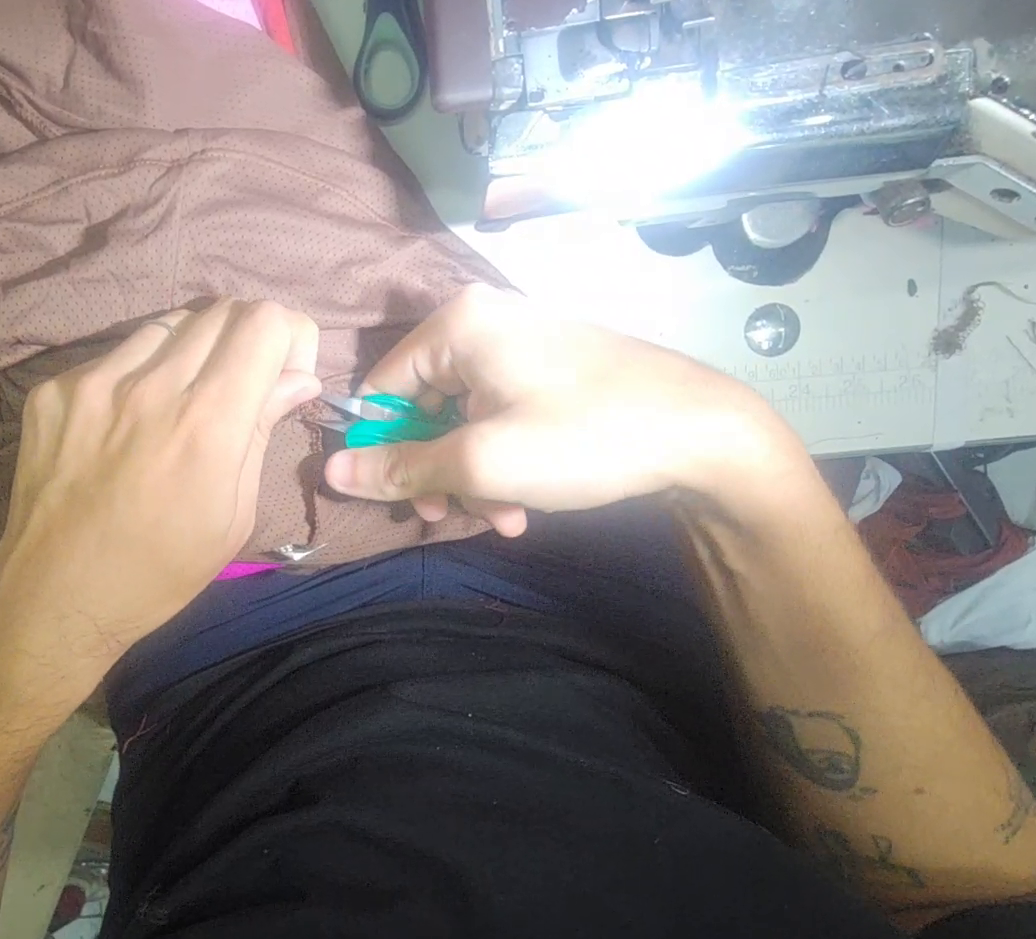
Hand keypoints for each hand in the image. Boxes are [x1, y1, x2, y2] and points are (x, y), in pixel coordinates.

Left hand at [0, 300, 321, 707]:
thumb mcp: (233, 517)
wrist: (55, 598)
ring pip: (166, 325)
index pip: (264, 321)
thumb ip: (262, 433)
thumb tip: (298, 379)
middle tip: (242, 385)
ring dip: (191, 353)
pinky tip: (129, 422)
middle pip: (221, 310)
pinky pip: (114, 355)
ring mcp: (93, 382)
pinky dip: (138, 374)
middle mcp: (150, 386)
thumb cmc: (160, 572)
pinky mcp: (52, 391)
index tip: (285, 372)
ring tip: (180, 404)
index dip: (290, 336)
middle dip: (247, 339)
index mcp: (206, 423)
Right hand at [323, 284, 802, 534]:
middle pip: (422, 408)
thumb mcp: (480, 461)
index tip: (397, 496)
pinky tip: (523, 503)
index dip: (379, 446)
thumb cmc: (582, 437)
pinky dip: (501, 463)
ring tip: (502, 517)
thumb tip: (330, 471)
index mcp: (457, 327)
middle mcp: (484, 325)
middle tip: (448, 514)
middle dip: (435, 471)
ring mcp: (521, 346)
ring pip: (462, 422)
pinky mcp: (550, 371)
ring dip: (471, 478)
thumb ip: (400, 467)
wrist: (705, 434)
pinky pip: (499, 418)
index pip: (380, 387)